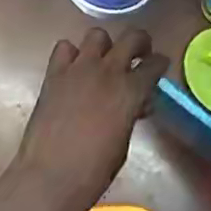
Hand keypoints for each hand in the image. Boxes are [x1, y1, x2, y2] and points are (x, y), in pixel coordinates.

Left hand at [9, 28, 169, 210]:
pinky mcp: (53, 73)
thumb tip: (137, 103)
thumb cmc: (94, 170)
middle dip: (140, 43)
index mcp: (130, 92)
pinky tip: (74, 69)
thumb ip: (131, 114)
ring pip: (97, 35)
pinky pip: (65, 47)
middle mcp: (107, 71)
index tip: (160, 65)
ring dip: (105, 46)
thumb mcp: (123, 142)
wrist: (50, 175)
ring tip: (104, 61)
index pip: (154, 64)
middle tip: (140, 54)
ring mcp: (78, 68)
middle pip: (131, 38)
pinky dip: (72, 54)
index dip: (160, 63)